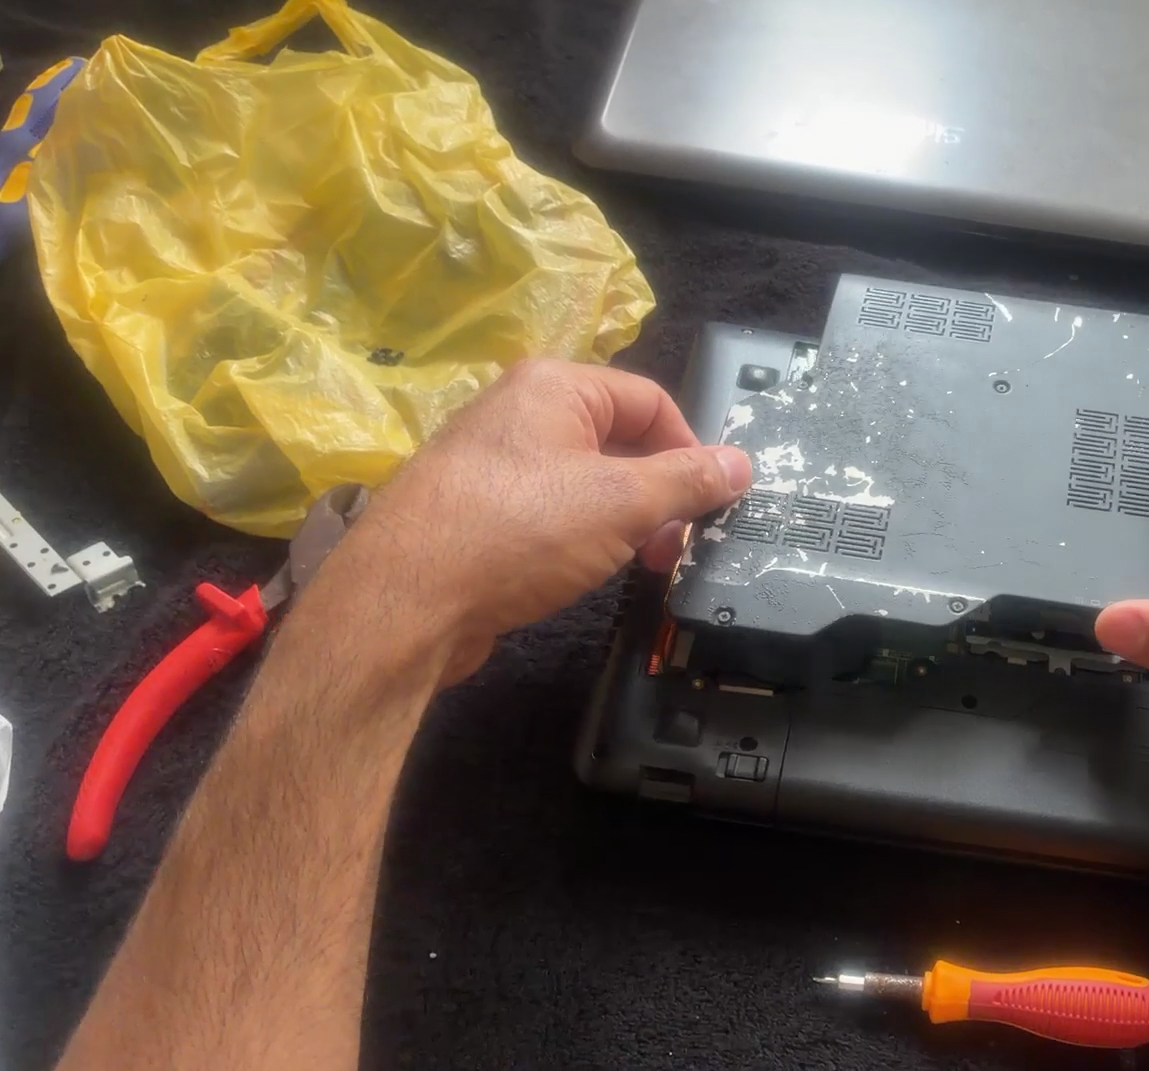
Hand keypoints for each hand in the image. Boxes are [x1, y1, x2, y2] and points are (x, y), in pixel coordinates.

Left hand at [311, 360, 751, 683]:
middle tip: (680, 542)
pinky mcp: (486, 508)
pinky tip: (599, 568)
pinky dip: (593, 533)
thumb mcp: (623, 502)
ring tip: (647, 562)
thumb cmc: (522, 531)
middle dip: (663, 492)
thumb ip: (689, 480)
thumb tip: (742, 465)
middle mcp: (525, 413)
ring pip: (594, 480)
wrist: (406, 604)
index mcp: (556, 388)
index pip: (651, 402)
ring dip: (633, 519)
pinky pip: (560, 508)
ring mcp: (501, 462)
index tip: (709, 501)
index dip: (691, 449)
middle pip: (624, 441)